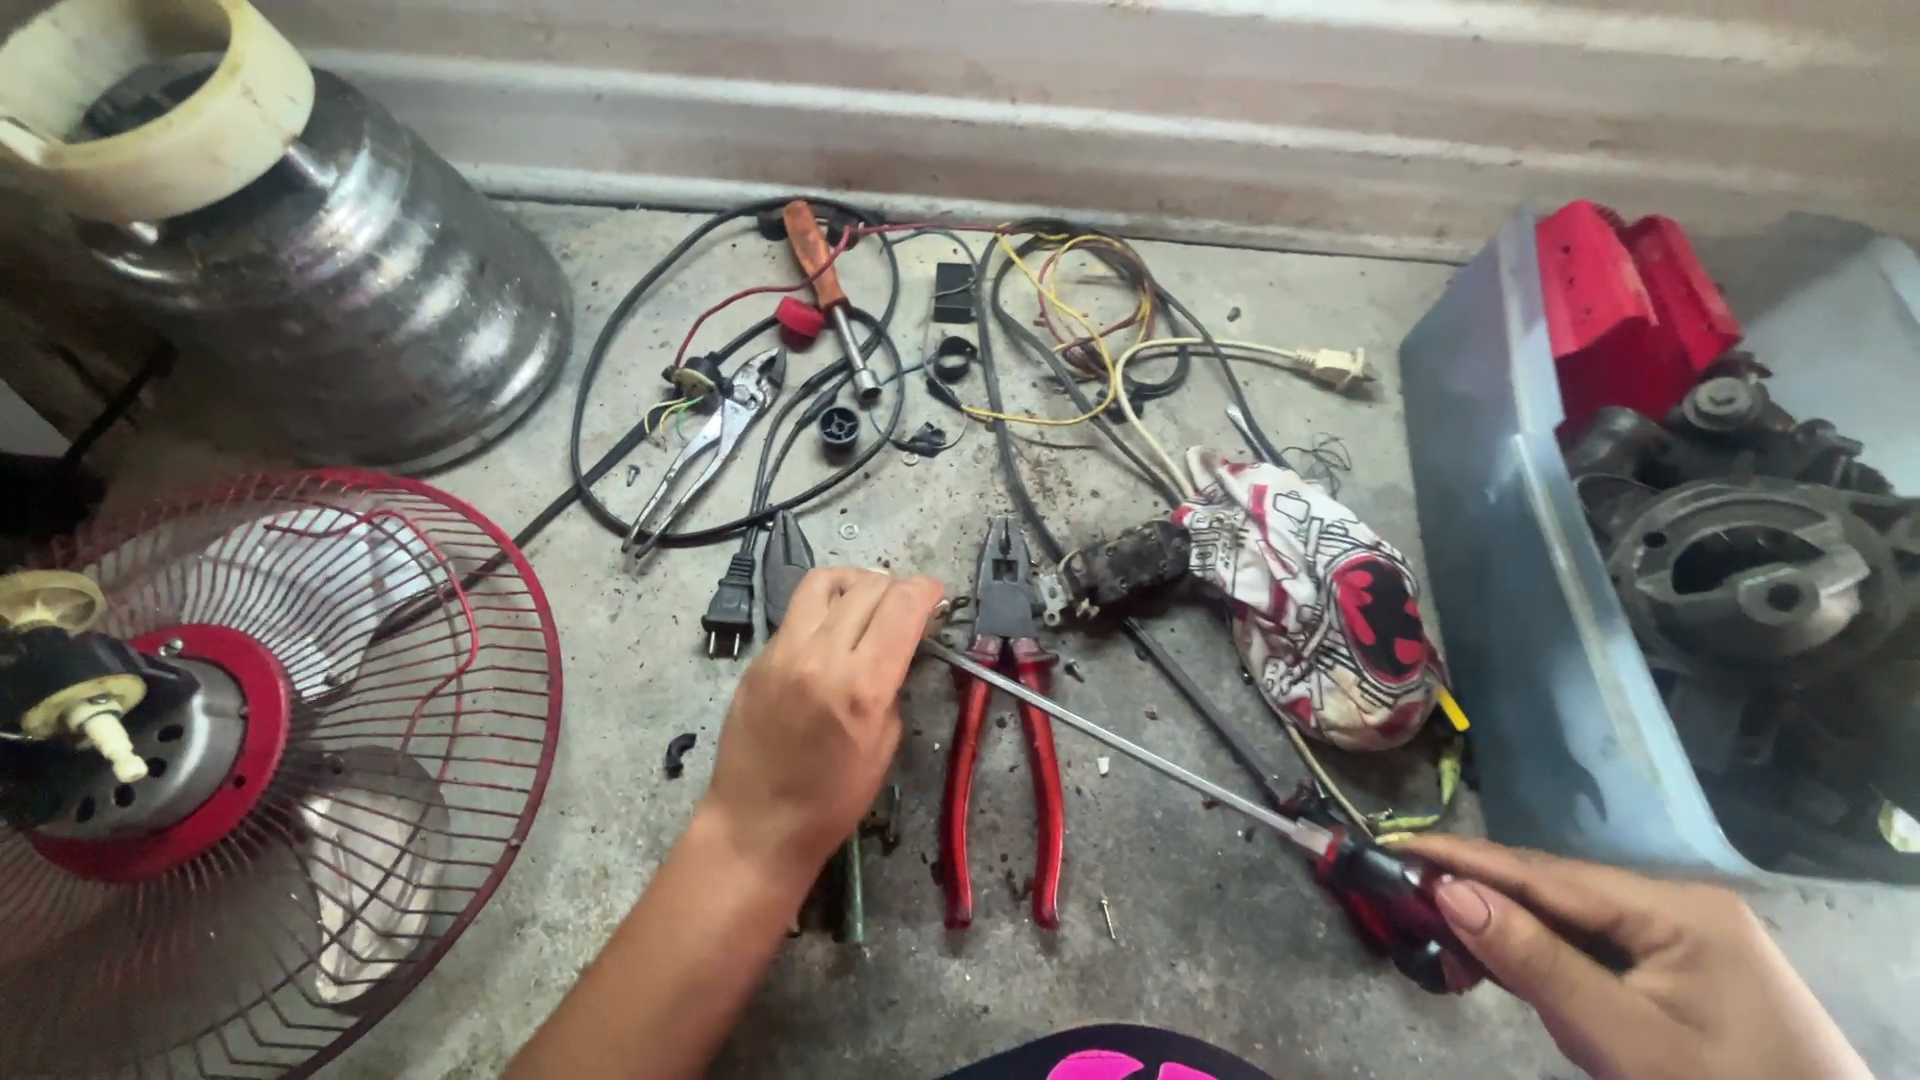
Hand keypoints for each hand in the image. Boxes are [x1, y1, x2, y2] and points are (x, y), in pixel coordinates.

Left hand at [701, 568, 944, 884]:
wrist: (757, 823)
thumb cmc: (833, 798)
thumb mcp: (885, 743)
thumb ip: (893, 684)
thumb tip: (899, 646)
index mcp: (862, 685)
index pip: (902, 605)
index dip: (926, 590)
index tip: (935, 596)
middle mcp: (821, 656)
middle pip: (869, 586)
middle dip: (897, 588)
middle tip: (906, 607)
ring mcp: (783, 651)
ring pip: (825, 582)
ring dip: (857, 583)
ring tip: (867, 602)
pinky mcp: (759, 657)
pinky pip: (797, 611)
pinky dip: (825, 608)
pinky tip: (832, 631)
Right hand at [1399, 835, 1869, 1079]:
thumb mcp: (1629, 1043)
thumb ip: (1536, 962)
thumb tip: (1448, 890)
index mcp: (1677, 909)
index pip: (1543, 873)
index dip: (1464, 858)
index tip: (1396, 846)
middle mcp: (1679, 905)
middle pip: (1553, 892)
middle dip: (1484, 904)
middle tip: (1411, 906)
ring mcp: (1682, 937)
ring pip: (1567, 922)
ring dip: (1515, 941)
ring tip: (1461, 958)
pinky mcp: (1679, 969)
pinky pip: (1591, 950)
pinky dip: (1548, 964)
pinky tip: (1524, 981)